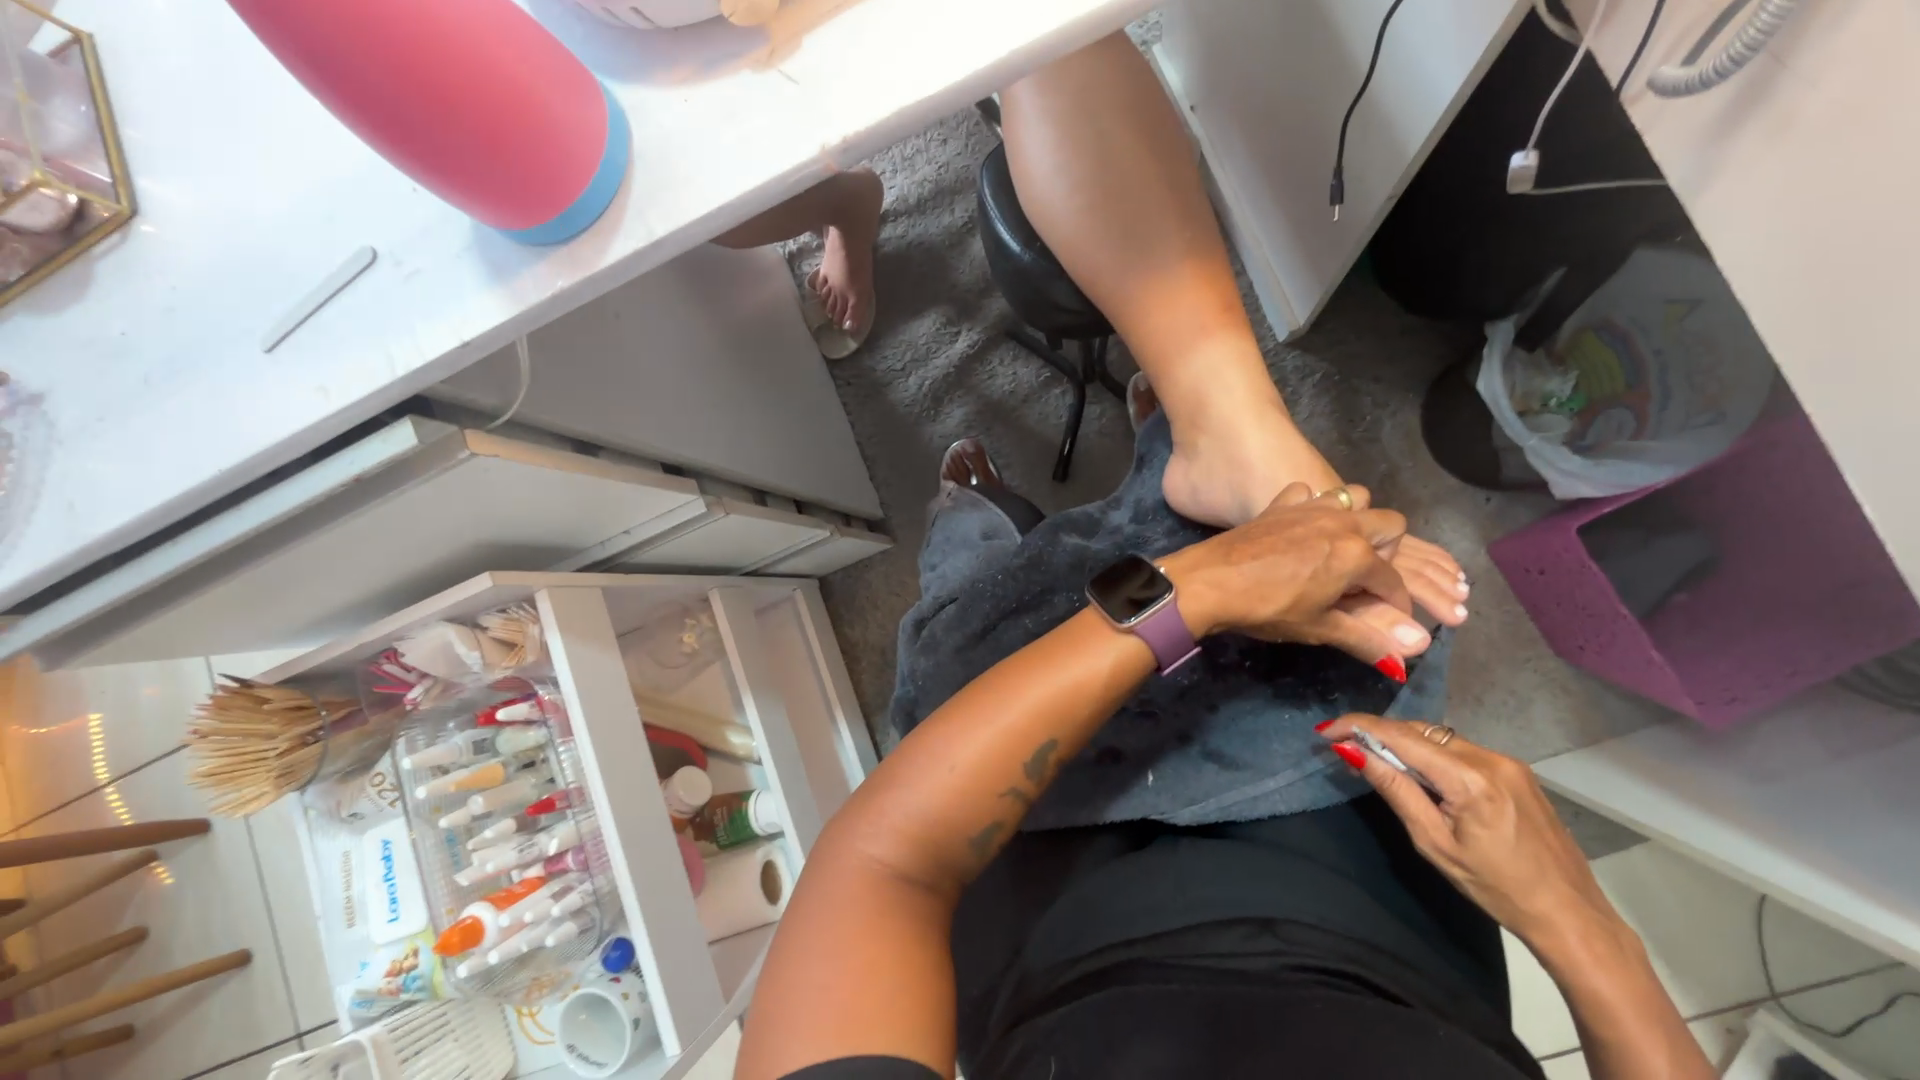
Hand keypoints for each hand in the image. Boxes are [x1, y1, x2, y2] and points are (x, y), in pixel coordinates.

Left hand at [1161, 484, 1423, 663]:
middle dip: (1388, 551)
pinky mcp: (1280, 503)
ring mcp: (1310, 506)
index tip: (1390, 618)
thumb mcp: (1318, 628)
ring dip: (1356, 519)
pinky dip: (1311, 505)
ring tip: (1338, 549)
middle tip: (1363, 578)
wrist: (1209, 582)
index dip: (1396, 603)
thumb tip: (1405, 659)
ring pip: (1353, 498)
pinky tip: (1300, 529)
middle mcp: (1341, 522)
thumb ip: (1366, 639)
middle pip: (1390, 524)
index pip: (1393, 580)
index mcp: (1357, 554)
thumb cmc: (1266, 608)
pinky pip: (1309, 493)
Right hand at [1316, 714, 1621, 948]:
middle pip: (1419, 731)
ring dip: (1404, 744)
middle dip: (1377, 734)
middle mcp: (1490, 758)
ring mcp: (1507, 761)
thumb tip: (1352, 752)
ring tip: (1376, 762)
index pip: (1400, 736)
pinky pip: (1460, 749)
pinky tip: (1419, 775)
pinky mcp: (1516, 770)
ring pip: (1439, 738)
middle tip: (1343, 748)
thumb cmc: (1494, 887)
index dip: (1358, 727)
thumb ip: (1395, 790)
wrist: (1568, 911)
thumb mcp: (1433, 843)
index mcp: (1469, 779)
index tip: (1324, 731)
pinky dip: (1431, 754)